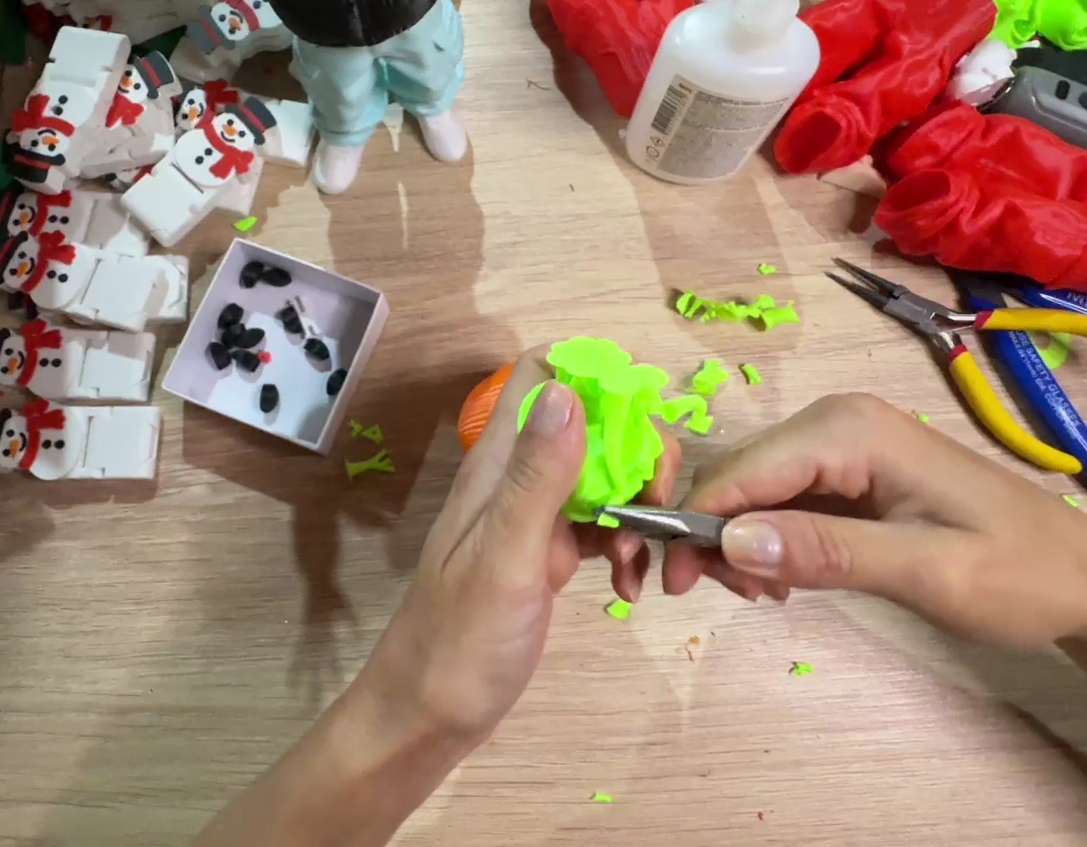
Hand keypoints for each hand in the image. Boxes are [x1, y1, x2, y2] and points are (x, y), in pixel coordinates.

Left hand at [356, 346, 677, 742]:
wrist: (430, 714)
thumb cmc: (461, 640)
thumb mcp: (505, 555)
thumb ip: (536, 475)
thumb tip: (570, 390)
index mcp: (499, 460)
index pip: (541, 372)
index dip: (593, 373)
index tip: (638, 417)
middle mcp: (518, 475)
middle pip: (590, 420)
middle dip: (636, 449)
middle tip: (656, 503)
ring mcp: (535, 513)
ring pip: (602, 473)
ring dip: (637, 504)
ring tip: (641, 558)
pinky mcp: (549, 551)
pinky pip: (600, 524)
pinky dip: (625, 545)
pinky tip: (628, 586)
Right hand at [664, 393, 1086, 648]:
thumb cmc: (1023, 574)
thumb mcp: (927, 572)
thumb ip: (826, 551)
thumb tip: (727, 541)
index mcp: (848, 430)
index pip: (743, 469)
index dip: (698, 521)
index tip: (673, 582)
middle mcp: (831, 421)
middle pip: (739, 474)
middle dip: (716, 534)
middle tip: (731, 598)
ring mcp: (837, 442)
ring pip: (752, 487)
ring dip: (740, 540)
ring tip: (764, 594)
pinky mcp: (843, 468)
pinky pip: (779, 498)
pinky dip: (767, 538)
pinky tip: (784, 575)